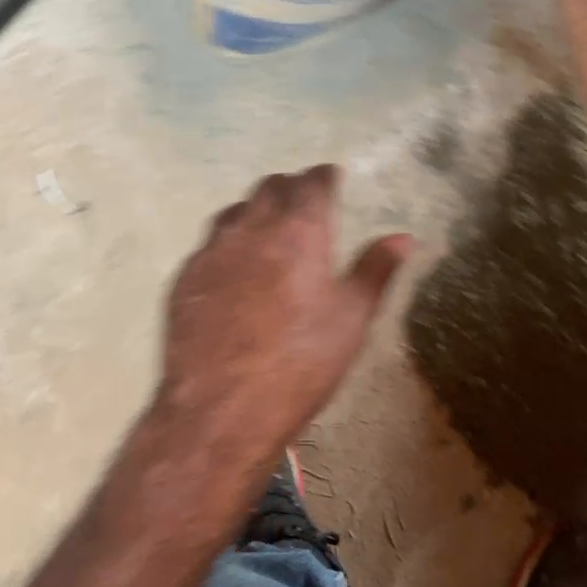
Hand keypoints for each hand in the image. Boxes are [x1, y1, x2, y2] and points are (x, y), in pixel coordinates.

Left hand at [156, 166, 411, 457]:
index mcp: (299, 232)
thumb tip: (402, 237)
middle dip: (290, 187)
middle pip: (270, 188)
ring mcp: (211, 252)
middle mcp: (252, 229)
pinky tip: (232, 268)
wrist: (220, 410)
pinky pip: (208, 244)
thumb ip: (374, 271)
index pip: (312, 184)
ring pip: (234, 211)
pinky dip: (227, 243)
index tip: (332, 176)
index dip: (324, 176)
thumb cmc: (299, 365)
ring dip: (255, 210)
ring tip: (267, 229)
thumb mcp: (351, 321)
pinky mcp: (184, 278)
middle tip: (303, 201)